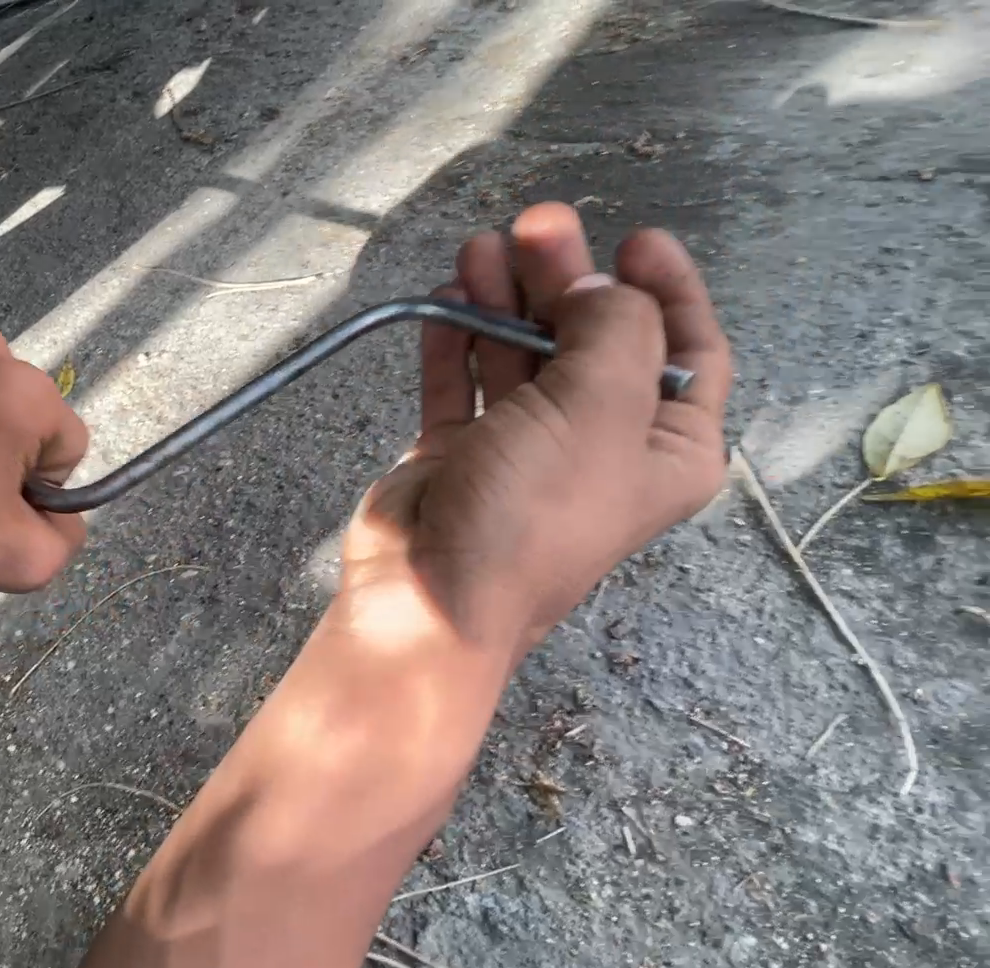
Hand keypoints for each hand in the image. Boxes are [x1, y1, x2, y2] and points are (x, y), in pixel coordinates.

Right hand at [341, 203, 731, 653]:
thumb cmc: (534, 508)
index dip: (669, 290)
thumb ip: (611, 329)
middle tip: (534, 226)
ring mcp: (517, 448)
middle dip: (564, 281)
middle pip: (587, 342)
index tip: (636, 238)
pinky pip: (458, 387)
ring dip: (501, 303)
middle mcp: (593, 443)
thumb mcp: (601, 408)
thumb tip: (592, 290)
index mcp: (661, 446)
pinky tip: (446, 301)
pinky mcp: (453, 454)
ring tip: (478, 249)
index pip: (687, 352)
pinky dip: (454, 344)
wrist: (431, 589)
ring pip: (516, 358)